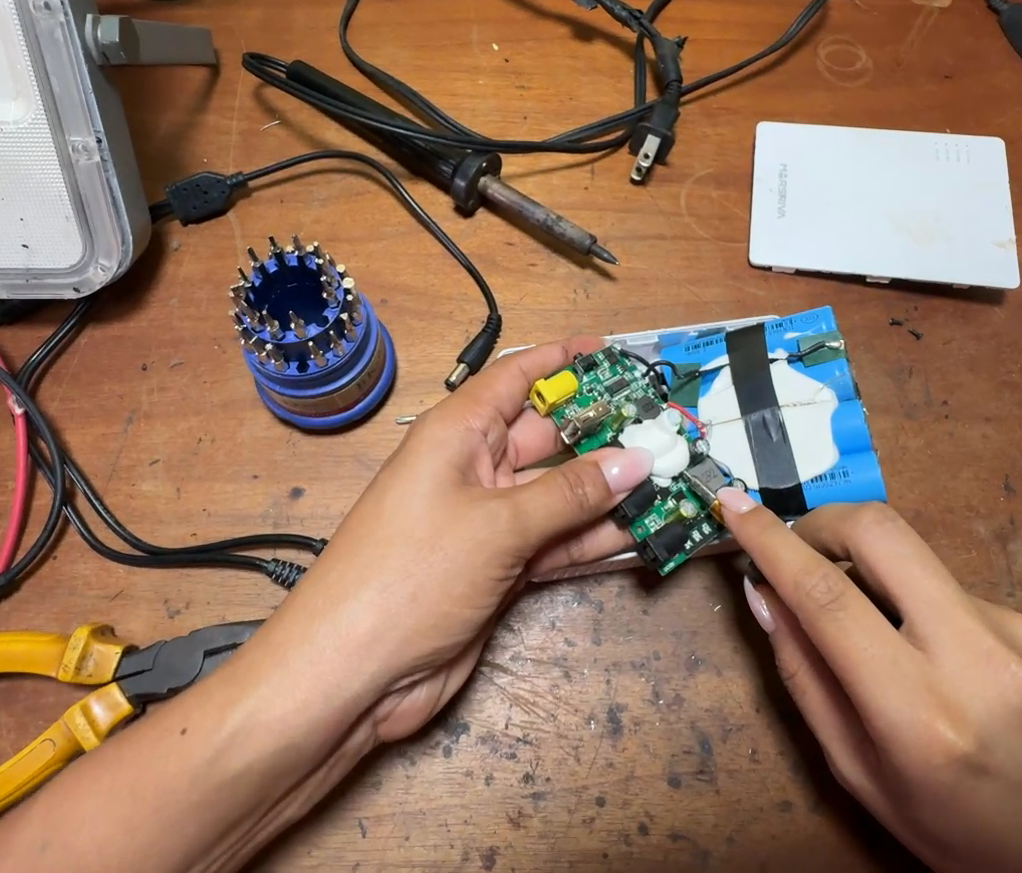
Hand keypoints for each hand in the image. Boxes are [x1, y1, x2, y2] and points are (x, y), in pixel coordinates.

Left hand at [275, 336, 653, 742]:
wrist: (354, 670)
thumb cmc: (414, 571)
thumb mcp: (496, 524)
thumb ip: (569, 494)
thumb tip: (636, 459)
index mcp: (458, 433)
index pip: (516, 377)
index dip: (563, 359)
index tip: (614, 351)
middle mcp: (474, 467)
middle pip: (546, 435)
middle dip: (601, 428)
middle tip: (662, 426)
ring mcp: (487, 520)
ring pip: (557, 491)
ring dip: (606, 486)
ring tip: (666, 475)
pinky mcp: (498, 566)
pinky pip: (553, 539)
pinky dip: (590, 536)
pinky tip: (636, 528)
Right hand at [720, 494, 1021, 872]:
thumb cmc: (961, 834)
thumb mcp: (859, 775)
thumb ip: (803, 678)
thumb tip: (763, 594)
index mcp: (920, 715)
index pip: (828, 599)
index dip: (770, 543)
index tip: (732, 505)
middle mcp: (974, 658)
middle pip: (881, 532)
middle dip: (821, 521)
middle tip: (793, 549)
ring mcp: (1014, 631)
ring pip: (909, 555)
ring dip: (862, 568)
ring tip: (860, 625)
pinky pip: (939, 584)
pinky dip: (905, 599)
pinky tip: (917, 651)